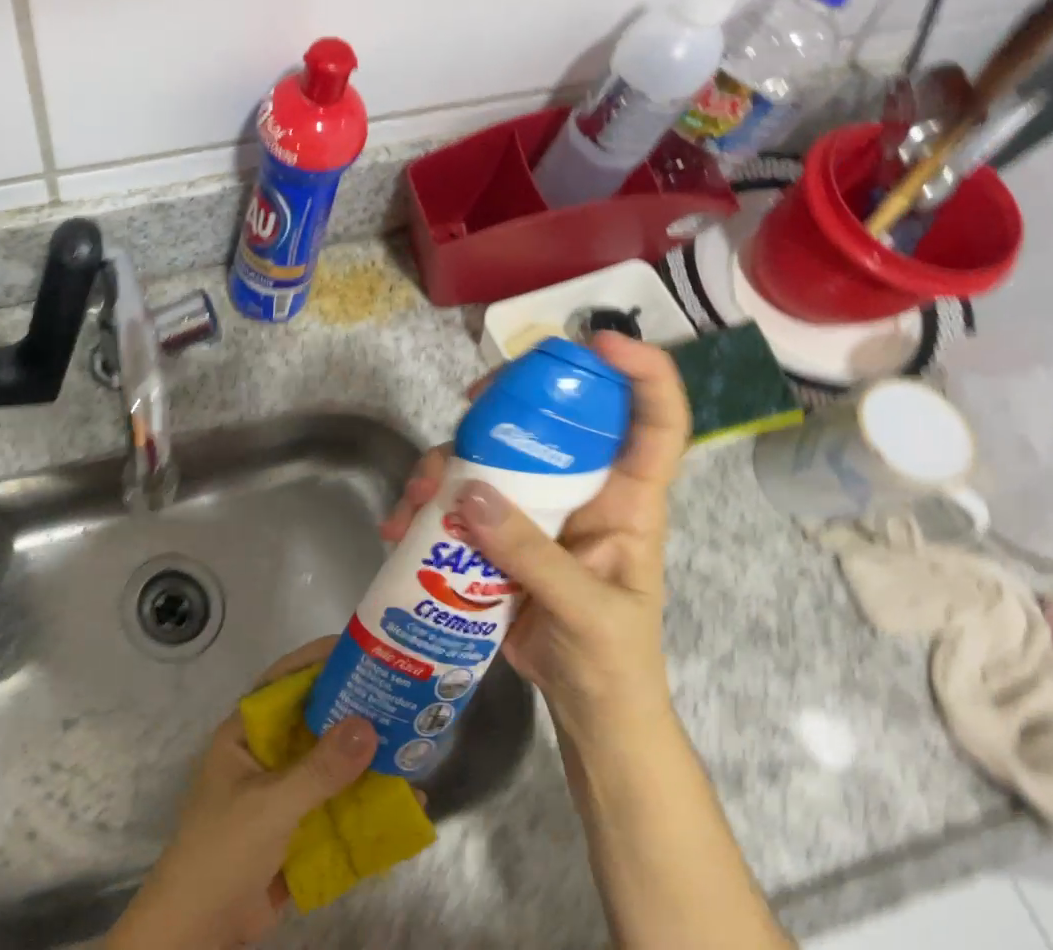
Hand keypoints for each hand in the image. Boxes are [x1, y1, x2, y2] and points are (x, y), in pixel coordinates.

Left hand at [106, 638, 378, 949]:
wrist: (202, 924)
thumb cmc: (223, 849)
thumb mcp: (271, 804)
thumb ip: (319, 768)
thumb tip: (368, 725)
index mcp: (245, 734)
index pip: (282, 683)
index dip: (317, 661)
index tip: (361, 647)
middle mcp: (266, 755)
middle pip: (314, 721)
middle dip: (354, 710)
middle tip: (403, 695)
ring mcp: (284, 792)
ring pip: (332, 763)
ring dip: (368, 757)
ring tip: (415, 744)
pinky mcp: (299, 827)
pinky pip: (339, 804)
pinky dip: (369, 802)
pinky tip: (407, 801)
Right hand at [380, 332, 689, 741]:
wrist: (584, 708)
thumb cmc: (613, 661)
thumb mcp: (586, 612)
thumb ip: (532, 556)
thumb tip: (469, 494)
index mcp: (629, 503)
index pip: (654, 424)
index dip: (641, 375)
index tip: (598, 344)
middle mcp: (582, 494)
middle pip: (552, 422)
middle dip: (508, 403)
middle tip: (469, 405)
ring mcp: (536, 512)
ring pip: (492, 458)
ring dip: (447, 464)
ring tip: (413, 500)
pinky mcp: (498, 535)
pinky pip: (458, 501)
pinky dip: (426, 507)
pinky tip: (399, 526)